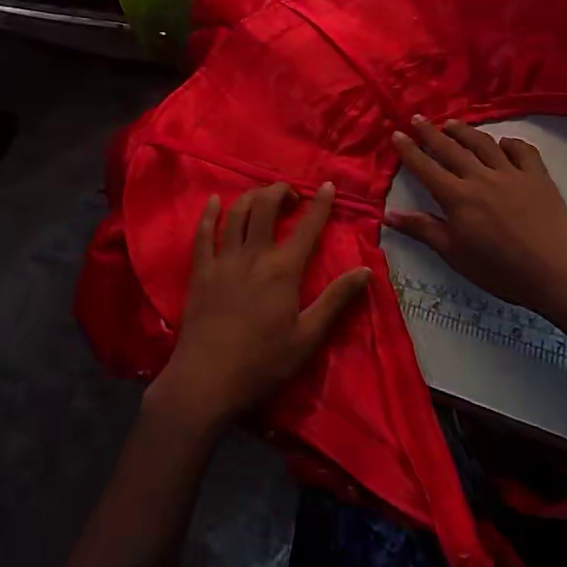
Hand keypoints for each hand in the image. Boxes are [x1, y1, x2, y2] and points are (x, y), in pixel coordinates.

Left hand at [147, 182, 371, 431]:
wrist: (206, 381)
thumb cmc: (262, 363)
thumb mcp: (308, 337)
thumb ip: (336, 300)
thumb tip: (365, 271)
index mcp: (283, 270)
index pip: (307, 227)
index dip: (320, 204)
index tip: (327, 186)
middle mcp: (253, 255)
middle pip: (265, 206)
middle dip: (281, 192)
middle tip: (292, 198)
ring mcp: (223, 260)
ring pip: (237, 213)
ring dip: (252, 197)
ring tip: (262, 197)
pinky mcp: (200, 271)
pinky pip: (203, 233)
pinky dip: (209, 213)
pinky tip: (214, 201)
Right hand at [388, 116, 566, 323]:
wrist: (555, 272)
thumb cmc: (500, 270)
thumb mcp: (454, 254)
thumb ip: (422, 229)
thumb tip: (388, 214)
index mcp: (458, 197)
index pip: (426, 168)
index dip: (409, 150)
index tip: (397, 134)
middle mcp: (481, 177)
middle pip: (451, 148)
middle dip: (431, 132)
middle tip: (418, 118)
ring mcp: (511, 173)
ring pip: (483, 144)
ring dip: (464, 131)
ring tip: (451, 123)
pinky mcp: (537, 176)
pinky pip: (522, 150)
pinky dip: (509, 143)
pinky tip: (503, 143)